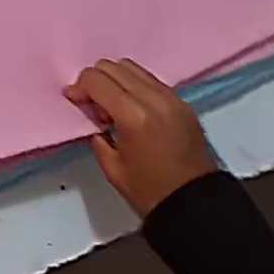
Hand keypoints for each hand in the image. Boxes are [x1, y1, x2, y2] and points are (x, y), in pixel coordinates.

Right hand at [65, 58, 218, 217]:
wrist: (199, 207)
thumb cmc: (151, 192)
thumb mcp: (112, 167)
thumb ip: (96, 133)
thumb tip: (92, 112)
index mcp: (133, 116)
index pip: (96, 79)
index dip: (79, 86)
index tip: (74, 100)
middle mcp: (153, 98)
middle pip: (112, 66)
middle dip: (95, 80)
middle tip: (93, 104)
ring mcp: (171, 97)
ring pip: (132, 67)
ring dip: (115, 79)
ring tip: (114, 104)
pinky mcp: (183, 102)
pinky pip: (150, 79)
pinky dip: (135, 85)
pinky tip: (134, 107)